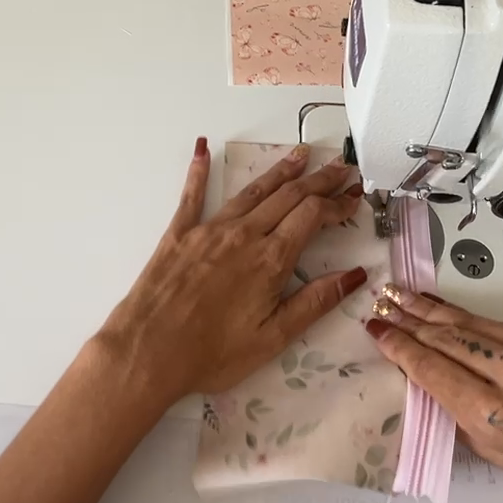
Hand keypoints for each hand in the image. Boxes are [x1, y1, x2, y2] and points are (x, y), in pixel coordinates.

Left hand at [96, 140, 369, 407]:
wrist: (147, 351)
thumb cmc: (212, 354)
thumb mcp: (273, 338)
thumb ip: (314, 302)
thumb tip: (356, 275)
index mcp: (270, 259)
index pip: (312, 216)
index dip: (337, 204)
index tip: (354, 197)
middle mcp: (244, 234)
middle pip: (289, 196)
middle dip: (319, 179)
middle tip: (341, 166)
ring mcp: (210, 229)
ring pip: (253, 191)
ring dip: (280, 170)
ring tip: (300, 154)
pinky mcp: (179, 232)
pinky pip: (193, 194)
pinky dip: (199, 170)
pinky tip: (204, 148)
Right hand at [365, 286, 502, 502]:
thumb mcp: (502, 458)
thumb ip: (460, 416)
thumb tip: (424, 379)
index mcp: (498, 418)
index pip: (433, 370)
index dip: (399, 348)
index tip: (376, 332)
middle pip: (446, 337)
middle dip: (408, 320)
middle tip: (380, 305)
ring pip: (467, 321)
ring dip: (429, 307)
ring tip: (398, 293)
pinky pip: (494, 321)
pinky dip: (462, 313)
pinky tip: (441, 305)